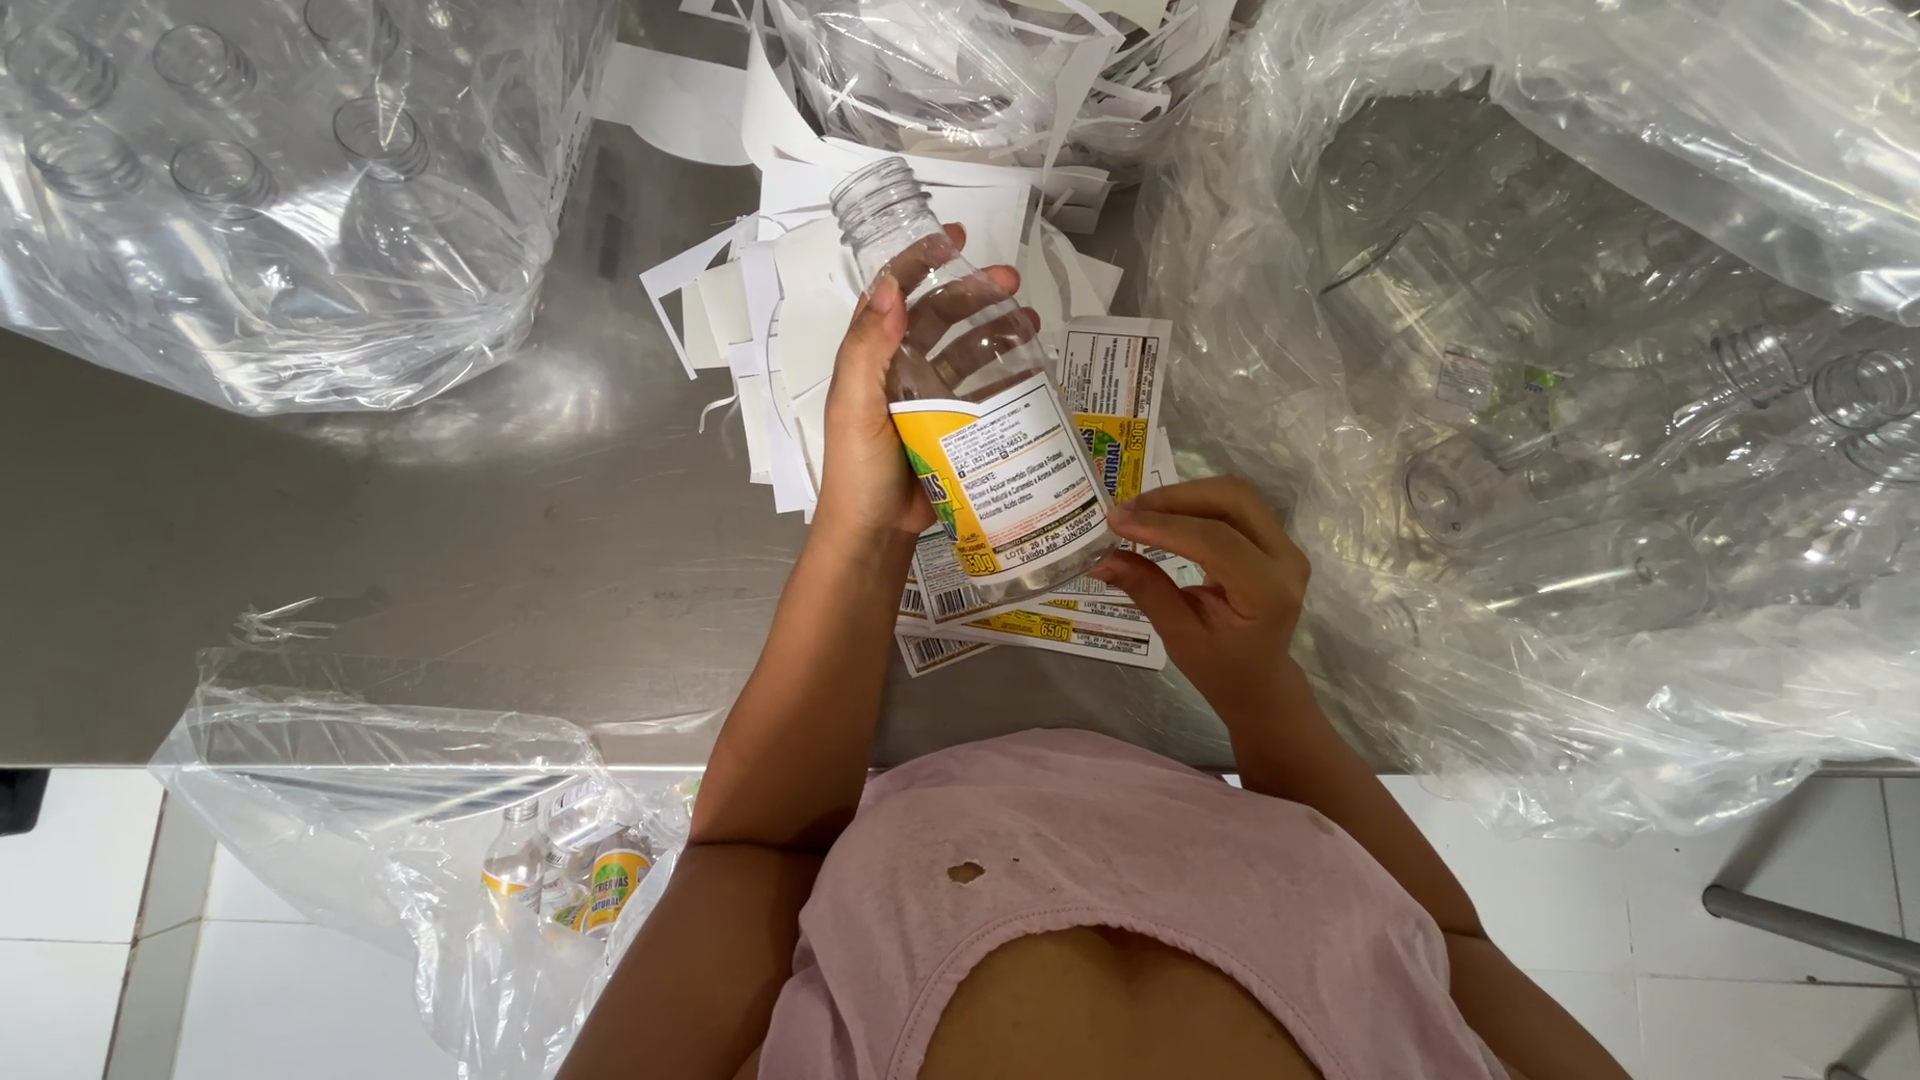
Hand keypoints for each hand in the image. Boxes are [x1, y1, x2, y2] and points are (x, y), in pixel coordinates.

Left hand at [814, 223, 1021, 539]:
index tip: (954, 239)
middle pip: (939, 317)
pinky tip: (1033, 368)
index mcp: (871, 356)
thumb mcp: (854, 406)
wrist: (876, 531)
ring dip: (996, 329)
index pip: (894, 295)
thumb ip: (868, 348)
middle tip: (1013, 283)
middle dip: (974, 294)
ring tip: (1031, 321)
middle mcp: (899, 368)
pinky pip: (982, 392)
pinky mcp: (952, 426)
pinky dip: (1007, 376)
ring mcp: (928, 397)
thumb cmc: (858, 469)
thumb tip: (892, 287)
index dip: (920, 261)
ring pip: (966, 350)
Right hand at [1087, 477, 1310, 717]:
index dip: (1164, 526)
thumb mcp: (1179, 636)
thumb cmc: (1221, 668)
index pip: (1216, 541)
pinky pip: (1231, 505)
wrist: (1260, 679)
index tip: (1117, 522)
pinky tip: (1160, 516)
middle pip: (1232, 500)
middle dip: (1174, 498)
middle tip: (1126, 512)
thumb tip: (1101, 559)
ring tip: (1138, 512)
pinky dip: (1191, 503)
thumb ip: (1147, 590)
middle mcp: (1286, 560)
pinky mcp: (1272, 538)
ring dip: (1181, 496)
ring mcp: (1284, 545)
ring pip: (1232, 495)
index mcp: (1269, 592)